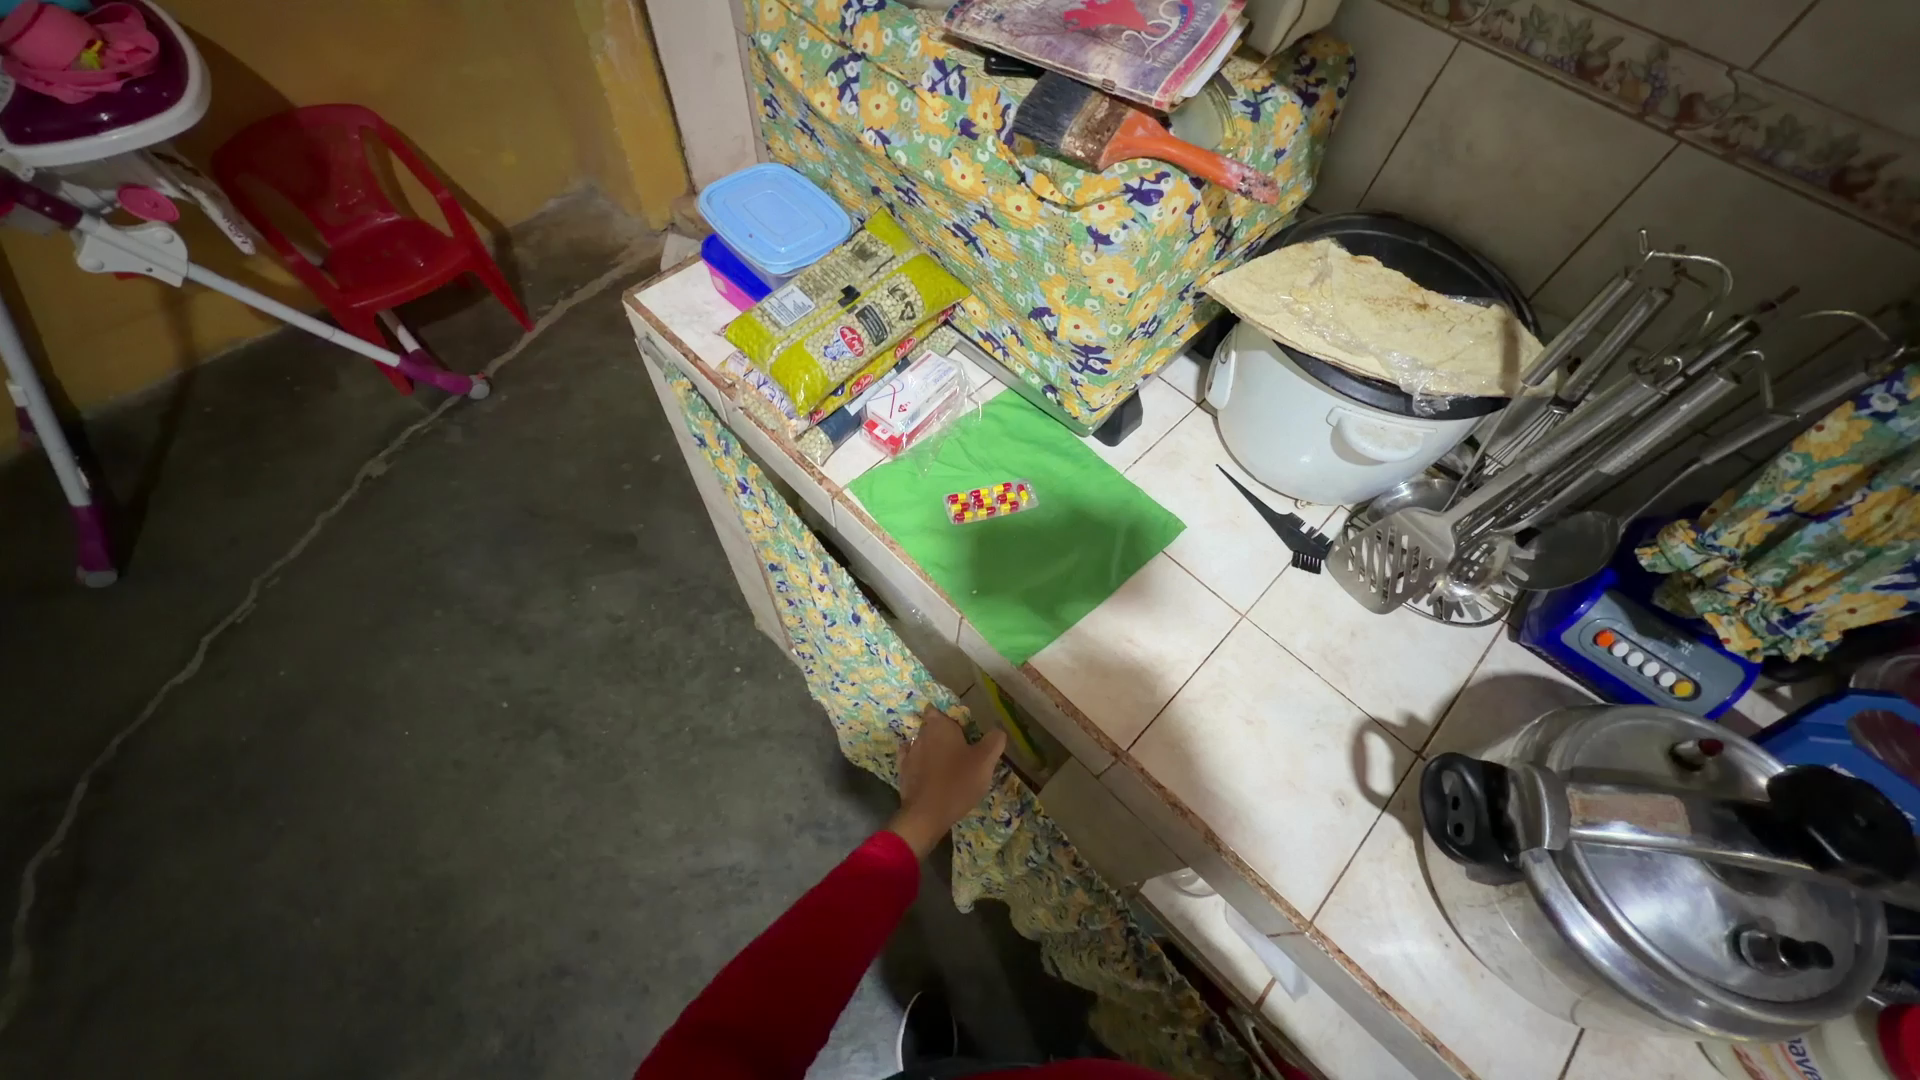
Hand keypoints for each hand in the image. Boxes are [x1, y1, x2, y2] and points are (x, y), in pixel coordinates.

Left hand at [888, 707, 1006, 857]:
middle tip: (962, 749)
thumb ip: (994, 741)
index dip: (949, 717)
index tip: (963, 730)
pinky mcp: (903, 773)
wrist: (927, 814)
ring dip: (932, 750)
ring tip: (948, 764)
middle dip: (943, 734)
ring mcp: (909, 754)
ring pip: (922, 744)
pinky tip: (930, 772)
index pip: (938, 710)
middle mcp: (921, 734)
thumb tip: (998, 730)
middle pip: (931, 727)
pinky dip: (921, 764)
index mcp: (940, 726)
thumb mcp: (985, 761)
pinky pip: (913, 761)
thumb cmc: (958, 782)